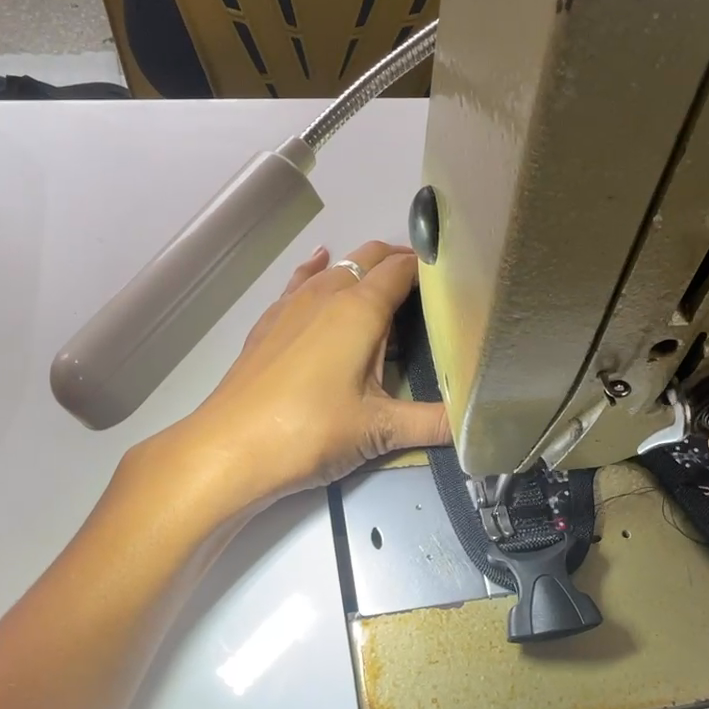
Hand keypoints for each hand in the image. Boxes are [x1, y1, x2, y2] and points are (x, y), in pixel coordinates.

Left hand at [152, 241, 450, 510]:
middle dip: (400, 263)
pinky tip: (320, 264)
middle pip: (369, 258)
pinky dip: (319, 271)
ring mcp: (291, 305)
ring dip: (363, 270)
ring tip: (387, 289)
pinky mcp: (268, 324)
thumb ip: (433, 423)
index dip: (432, 268)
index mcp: (360, 308)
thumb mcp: (381, 431)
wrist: (230, 450)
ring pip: (335, 268)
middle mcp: (326, 293)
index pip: (403, 269)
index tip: (457, 278)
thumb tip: (478, 427)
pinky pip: (300, 282)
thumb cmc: (311, 432)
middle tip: (430, 288)